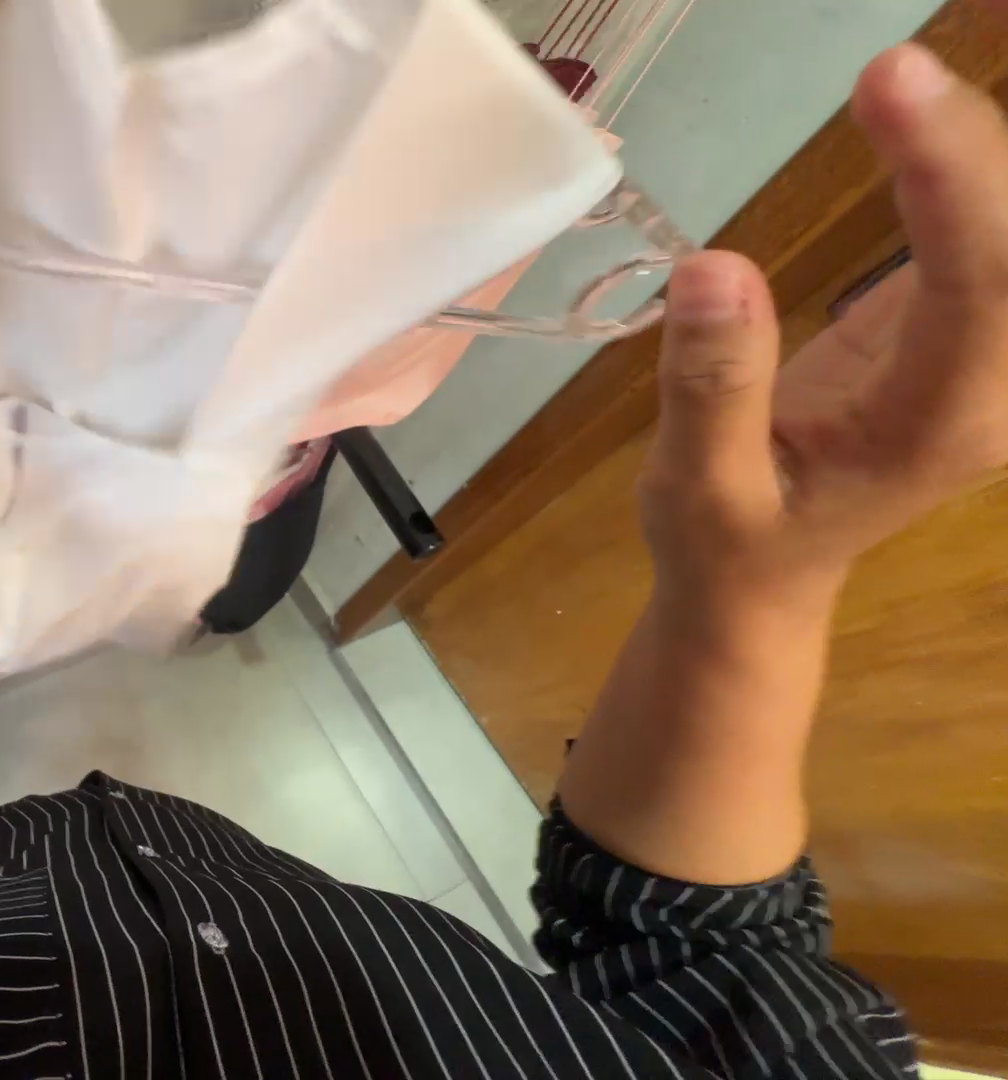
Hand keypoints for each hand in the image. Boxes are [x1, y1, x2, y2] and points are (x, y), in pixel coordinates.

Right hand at [640, 44, 1007, 612]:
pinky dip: (979, 164)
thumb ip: (712, 383)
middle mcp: (1007, 371)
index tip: (887, 79)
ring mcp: (993, 344)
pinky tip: (939, 106)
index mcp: (947, 416)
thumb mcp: (699, 480)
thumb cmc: (723, 541)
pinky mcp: (960, 322)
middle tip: (992, 11)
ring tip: (965, 39)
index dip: (950, 171)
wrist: (758, 577)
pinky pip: (995, 227)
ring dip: (1004, 137)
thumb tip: (709, 265)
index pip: (984, 273)